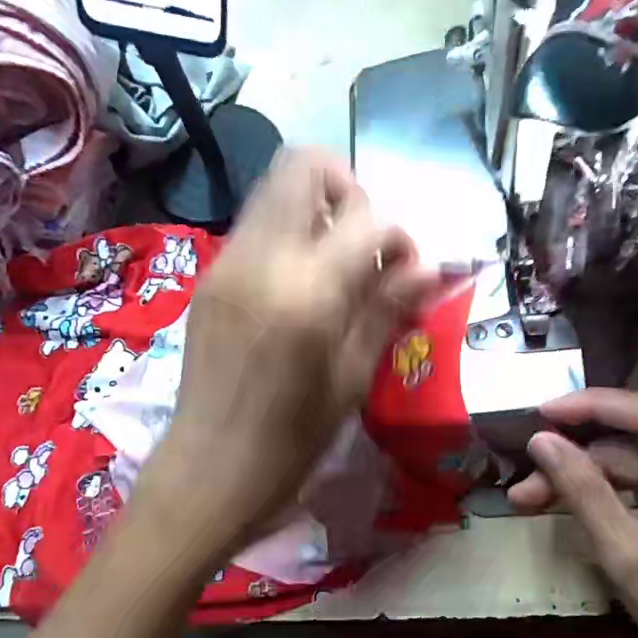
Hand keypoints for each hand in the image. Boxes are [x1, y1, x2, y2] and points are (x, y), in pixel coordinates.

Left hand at [144, 148, 439, 539]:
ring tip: (335, 266)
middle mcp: (261, 259)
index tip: (407, 271)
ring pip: (274, 191)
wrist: (208, 470)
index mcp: (307, 292)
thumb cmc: (290, 442)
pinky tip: (300, 288)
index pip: (366, 218)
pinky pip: (254, 227)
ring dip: (315, 210)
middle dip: (348, 192)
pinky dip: (287, 235)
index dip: (398, 236)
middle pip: (304, 167)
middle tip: (364, 246)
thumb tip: (428, 269)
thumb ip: (385, 312)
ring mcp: (226, 262)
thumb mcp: (350, 381)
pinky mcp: (208, 277)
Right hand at [507, 390, 637, 637]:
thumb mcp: (624, 552)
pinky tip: (563, 501)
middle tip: (526, 470)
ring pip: (634, 461)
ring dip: (583, 475)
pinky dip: (603, 490)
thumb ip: (582, 490)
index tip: (542, 411)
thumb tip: (540, 441)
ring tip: (528, 496)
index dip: (594, 406)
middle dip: (578, 451)